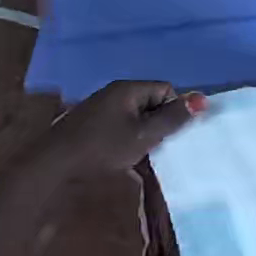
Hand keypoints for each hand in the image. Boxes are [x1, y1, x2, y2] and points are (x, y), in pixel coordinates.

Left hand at [47, 80, 206, 172]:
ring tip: (139, 155)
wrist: (52, 166)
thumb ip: (174, 118)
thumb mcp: (145, 135)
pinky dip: (126, 140)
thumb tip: (203, 98)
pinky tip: (121, 158)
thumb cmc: (103, 148)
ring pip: (136, 118)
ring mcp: (100, 108)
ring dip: (142, 136)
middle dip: (158, 125)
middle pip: (151, 103)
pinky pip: (120, 127)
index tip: (166, 134)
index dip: (172, 111)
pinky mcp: (90, 125)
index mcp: (128, 88)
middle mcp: (114, 93)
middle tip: (155, 146)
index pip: (165, 90)